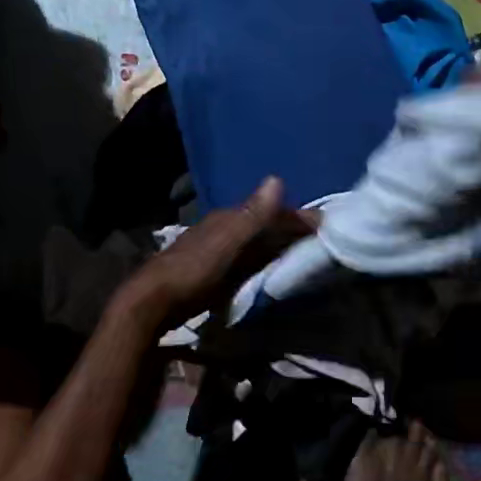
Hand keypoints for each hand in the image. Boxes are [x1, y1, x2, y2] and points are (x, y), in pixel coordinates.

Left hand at [109, 176, 313, 332]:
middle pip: (261, 226)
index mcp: (226, 219)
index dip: (295, 216)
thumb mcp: (226, 242)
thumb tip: (277, 179)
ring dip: (275, 245)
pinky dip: (261, 261)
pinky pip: (244, 261)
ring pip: (252, 243)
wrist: (154, 301)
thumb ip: (252, 215)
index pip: (268, 211)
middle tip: (319, 240)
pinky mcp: (210, 272)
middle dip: (287, 229)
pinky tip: (269, 271)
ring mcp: (214, 251)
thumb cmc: (193, 270)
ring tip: (302, 255)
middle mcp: (220, 229)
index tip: (325, 224)